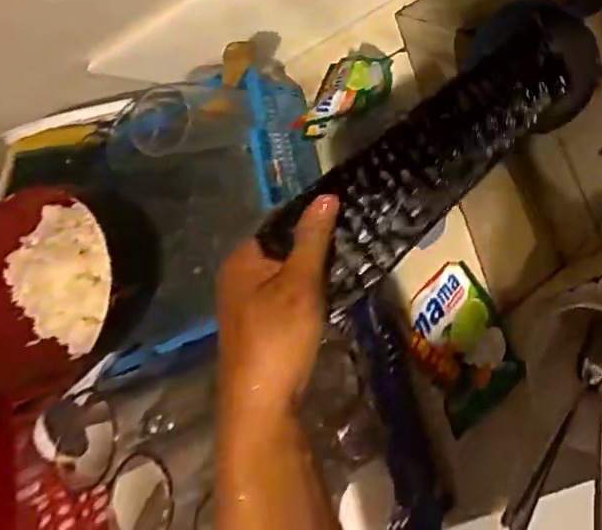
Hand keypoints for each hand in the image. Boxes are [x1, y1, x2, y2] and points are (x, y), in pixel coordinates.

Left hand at [217, 195, 338, 423]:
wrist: (263, 406)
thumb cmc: (279, 336)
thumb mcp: (301, 281)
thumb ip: (313, 237)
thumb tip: (325, 195)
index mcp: (242, 261)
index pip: (282, 221)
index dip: (315, 214)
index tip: (350, 207)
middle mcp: (241, 277)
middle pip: (288, 245)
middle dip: (321, 238)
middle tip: (359, 228)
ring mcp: (252, 301)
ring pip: (294, 268)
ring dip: (321, 263)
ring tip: (357, 249)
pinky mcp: (267, 321)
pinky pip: (295, 289)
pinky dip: (316, 284)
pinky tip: (340, 282)